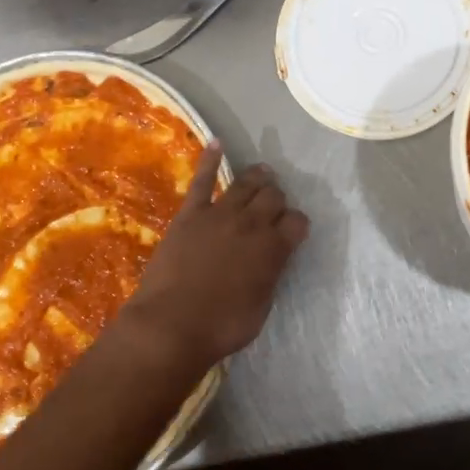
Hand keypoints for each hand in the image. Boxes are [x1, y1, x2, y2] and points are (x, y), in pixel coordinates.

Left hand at [121, 141, 308, 370]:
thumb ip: (270, 275)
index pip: (298, 222)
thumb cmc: (221, 327)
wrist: (172, 324)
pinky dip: (211, 159)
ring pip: (245, 183)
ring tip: (263, 172)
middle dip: (278, 198)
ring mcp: (219, 214)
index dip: (298, 224)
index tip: (294, 230)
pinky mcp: (190, 213)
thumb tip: (272, 260)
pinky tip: (216, 143)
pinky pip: (203, 180)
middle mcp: (251, 224)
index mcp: (273, 249)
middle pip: (273, 196)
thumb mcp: (261, 307)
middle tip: (275, 203)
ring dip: (257, 176)